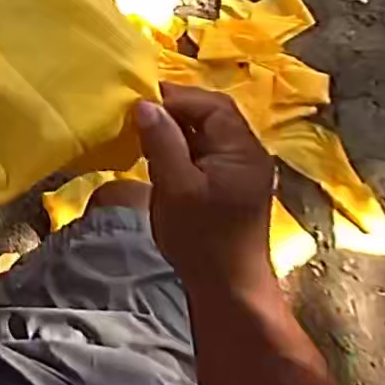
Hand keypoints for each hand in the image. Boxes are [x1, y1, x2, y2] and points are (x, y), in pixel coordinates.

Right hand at [134, 83, 276, 292]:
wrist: (226, 287)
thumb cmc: (201, 238)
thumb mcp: (176, 187)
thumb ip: (162, 142)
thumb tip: (145, 104)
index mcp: (243, 151)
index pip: (212, 105)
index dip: (176, 97)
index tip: (140, 100)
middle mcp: (247, 154)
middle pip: (211, 115)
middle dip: (174, 109)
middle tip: (136, 113)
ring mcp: (238, 169)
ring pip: (205, 132)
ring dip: (174, 127)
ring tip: (141, 131)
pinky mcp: (226, 183)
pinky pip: (202, 150)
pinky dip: (178, 144)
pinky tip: (155, 152)